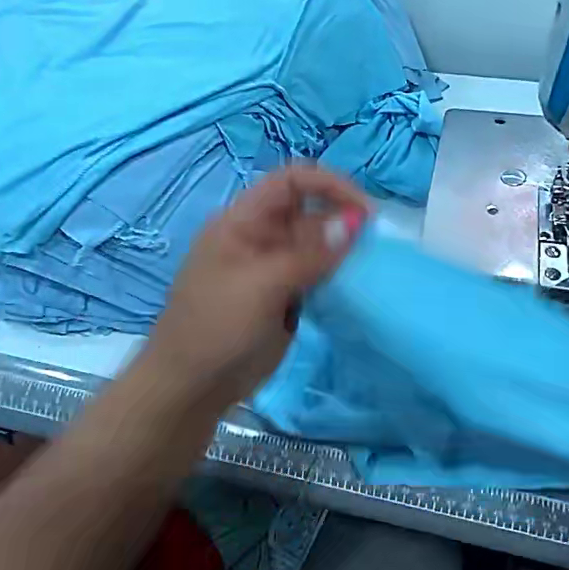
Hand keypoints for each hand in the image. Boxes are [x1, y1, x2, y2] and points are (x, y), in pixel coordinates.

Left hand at [131, 165, 368, 419]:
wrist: (191, 387)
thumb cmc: (216, 327)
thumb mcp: (261, 285)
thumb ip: (309, 254)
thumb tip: (356, 222)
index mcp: (243, 222)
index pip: (290, 182)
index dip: (328, 185)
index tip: (364, 211)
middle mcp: (261, 239)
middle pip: (310, 213)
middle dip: (343, 222)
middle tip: (376, 247)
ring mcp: (274, 270)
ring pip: (319, 247)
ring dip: (345, 252)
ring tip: (372, 266)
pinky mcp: (286, 298)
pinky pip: (319, 277)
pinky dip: (339, 278)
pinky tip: (357, 287)